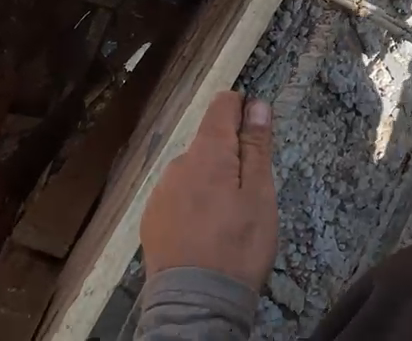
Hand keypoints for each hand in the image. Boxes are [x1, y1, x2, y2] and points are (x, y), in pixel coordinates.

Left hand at [140, 91, 277, 289]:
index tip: (256, 138)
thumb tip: (256, 104)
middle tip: (247, 195)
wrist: (196, 307)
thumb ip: (256, 146)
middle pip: (209, 142)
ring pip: (193, 171)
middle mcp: (178, 164)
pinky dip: (192, 204)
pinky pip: (177, 196)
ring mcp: (160, 193)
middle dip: (229, 157)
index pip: (222, 105)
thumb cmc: (238, 245)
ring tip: (225, 219)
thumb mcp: (260, 194)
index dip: (242, 111)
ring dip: (209, 182)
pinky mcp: (151, 220)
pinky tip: (202, 233)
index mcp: (208, 152)